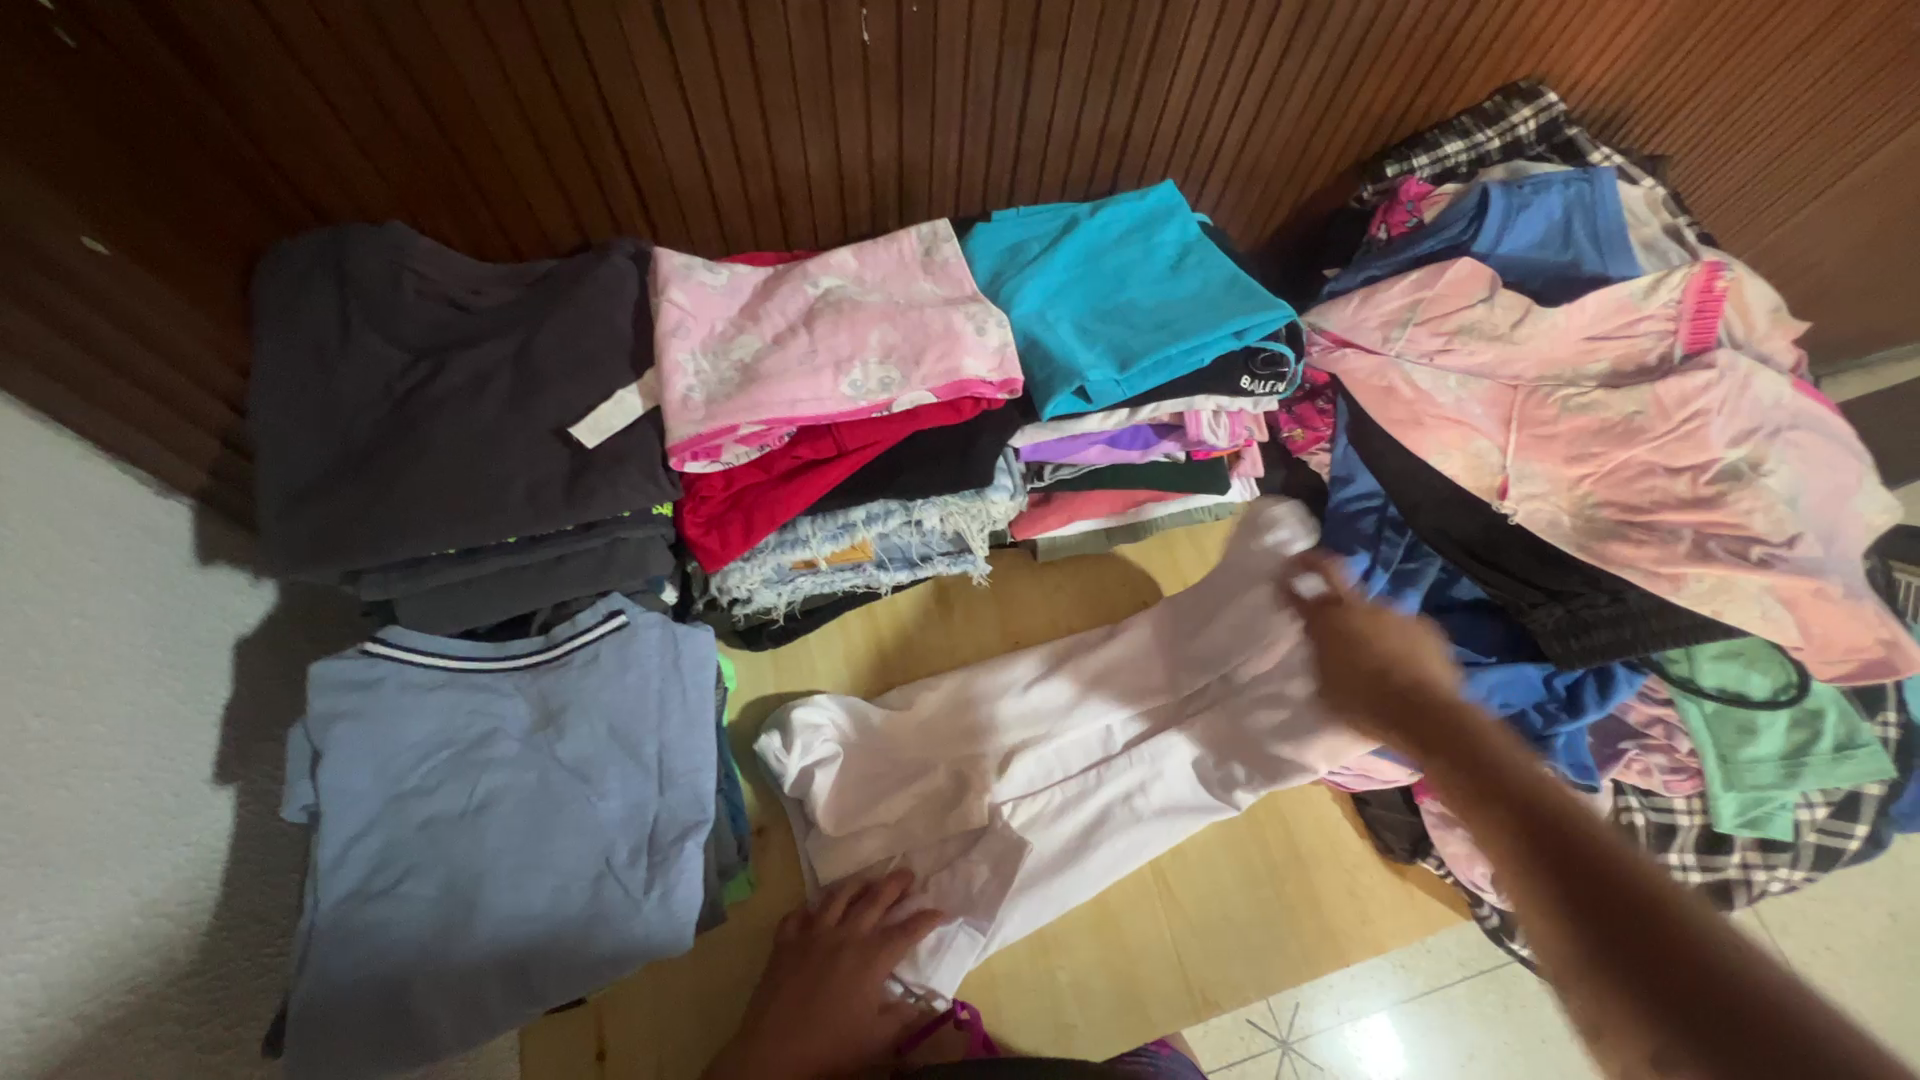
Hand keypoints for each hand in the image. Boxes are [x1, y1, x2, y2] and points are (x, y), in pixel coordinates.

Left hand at [704, 868, 944, 1079]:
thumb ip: (903, 1017)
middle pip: (875, 900)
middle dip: (896, 884)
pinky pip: (797, 915)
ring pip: (838, 897)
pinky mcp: (785, 942)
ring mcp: (813, 934)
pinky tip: (813, 910)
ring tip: (867, 879)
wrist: (774, 1052)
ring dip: (856, 884)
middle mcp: (845, 935)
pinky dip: (808, 909)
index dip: (927, 918)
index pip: (907, 931)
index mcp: (872, 958)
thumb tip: (923, 1003)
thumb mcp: (877, 1039)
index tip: (941, 910)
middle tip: (908, 872)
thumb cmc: (831, 1046)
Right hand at [1278, 550, 1472, 755]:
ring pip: (1371, 610)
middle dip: (1315, 565)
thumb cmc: (1363, 706)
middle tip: (1306, 564)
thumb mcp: (1323, 688)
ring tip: (1370, 651)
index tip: (1280, 576)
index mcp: (1325, 622)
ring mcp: (1394, 613)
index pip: (1297, 593)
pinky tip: (1400, 662)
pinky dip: (1395, 638)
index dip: (1285, 582)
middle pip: (1334, 574)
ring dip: (1365, 623)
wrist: (1425, 715)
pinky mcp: (1425, 627)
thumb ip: (1320, 659)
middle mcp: (1358, 608)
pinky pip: (1401, 627)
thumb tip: (1323, 651)